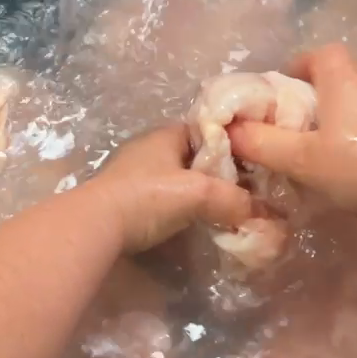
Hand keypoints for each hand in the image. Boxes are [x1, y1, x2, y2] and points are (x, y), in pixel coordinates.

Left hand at [87, 125, 253, 252]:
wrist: (94, 227)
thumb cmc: (147, 198)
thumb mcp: (199, 194)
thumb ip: (234, 199)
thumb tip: (262, 213)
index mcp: (165, 134)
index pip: (208, 130)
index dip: (232, 146)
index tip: (253, 167)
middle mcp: (147, 149)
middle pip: (192, 158)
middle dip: (215, 175)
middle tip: (240, 194)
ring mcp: (132, 175)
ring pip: (175, 180)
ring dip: (194, 194)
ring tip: (220, 211)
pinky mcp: (123, 201)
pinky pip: (160, 200)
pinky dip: (176, 209)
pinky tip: (189, 223)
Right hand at [230, 45, 356, 220]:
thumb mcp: (301, 160)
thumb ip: (262, 144)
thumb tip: (229, 131)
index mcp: (344, 81)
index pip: (320, 54)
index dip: (298, 65)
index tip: (282, 90)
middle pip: (341, 79)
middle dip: (316, 98)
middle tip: (296, 129)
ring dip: (342, 119)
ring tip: (326, 153)